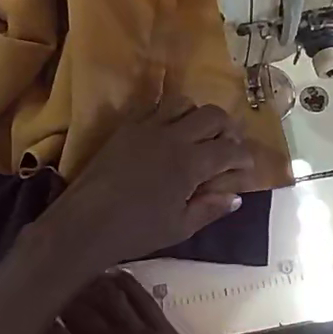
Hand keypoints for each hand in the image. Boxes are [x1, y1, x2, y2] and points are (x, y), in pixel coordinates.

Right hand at [12, 273, 247, 333]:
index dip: (32, 322)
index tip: (20, 313)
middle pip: (74, 311)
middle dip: (55, 296)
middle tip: (42, 286)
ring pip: (103, 296)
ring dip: (85, 283)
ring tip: (70, 276)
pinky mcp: (163, 328)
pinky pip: (138, 296)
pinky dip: (121, 280)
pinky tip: (109, 273)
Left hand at [39, 98, 254, 267]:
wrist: (85, 223)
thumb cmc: (136, 231)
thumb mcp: (180, 227)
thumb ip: (210, 209)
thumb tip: (235, 196)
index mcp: (191, 163)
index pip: (230, 150)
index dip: (244, 157)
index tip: (246, 166)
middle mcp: (173, 137)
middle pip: (212, 115)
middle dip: (227, 128)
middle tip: (227, 146)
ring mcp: (148, 127)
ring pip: (184, 102)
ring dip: (197, 115)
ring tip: (198, 133)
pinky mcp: (127, 126)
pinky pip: (154, 106)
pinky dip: (168, 113)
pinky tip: (168, 130)